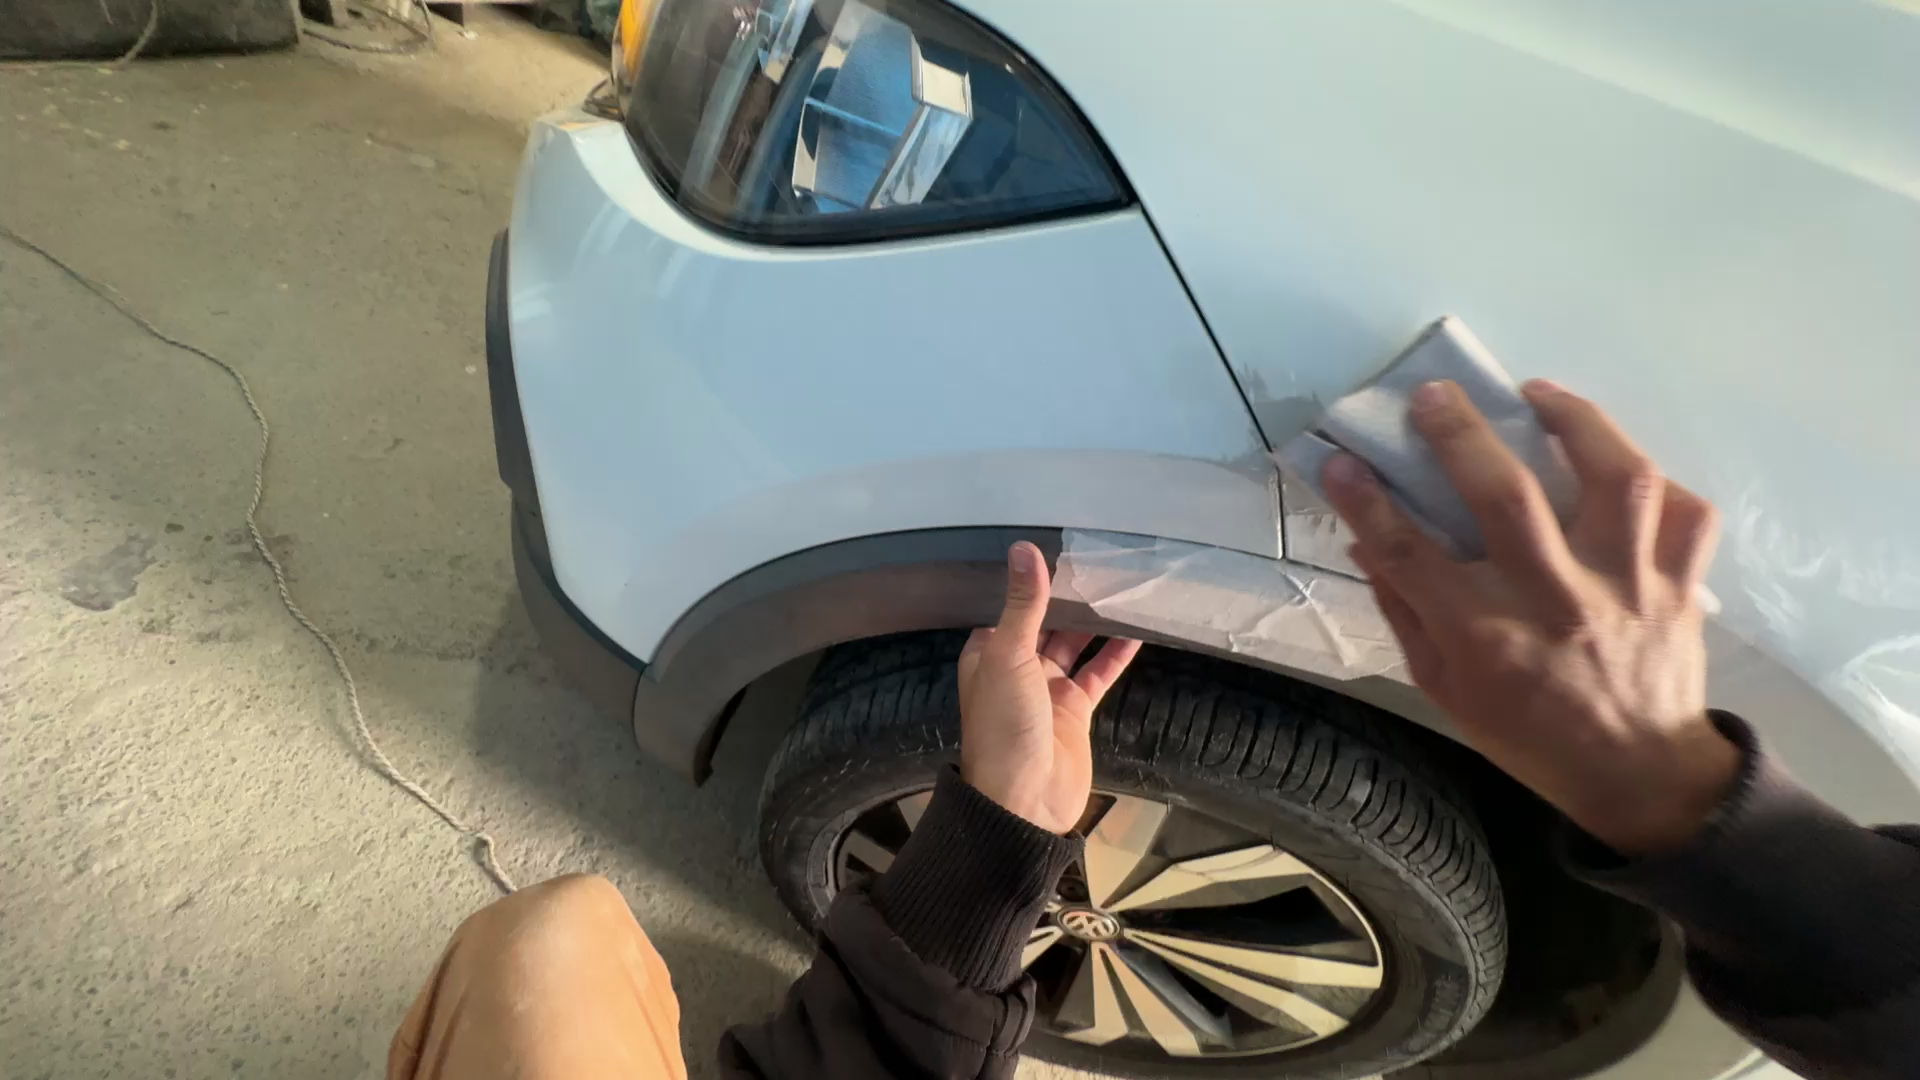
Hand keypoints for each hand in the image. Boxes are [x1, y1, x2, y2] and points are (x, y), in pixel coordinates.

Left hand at [957, 542, 1142, 834]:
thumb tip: (1024, 548)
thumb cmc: (1004, 724)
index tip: (1057, 546)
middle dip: (1068, 597)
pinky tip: (1138, 631)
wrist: (1024, 802)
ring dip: (1095, 622)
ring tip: (1122, 587)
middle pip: (1045, 622)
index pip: (1009, 605)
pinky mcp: (1075, 709)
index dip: (1031, 580)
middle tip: (1100, 560)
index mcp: (989, 651)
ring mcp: (1047, 688)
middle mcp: (1017, 665)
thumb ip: (1023, 605)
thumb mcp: (1009, 657)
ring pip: (1074, 645)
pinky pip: (1098, 673)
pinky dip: (1116, 654)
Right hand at [1321, 379, 1739, 855]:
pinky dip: (1650, 476)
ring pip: (1615, 482)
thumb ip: (1403, 609)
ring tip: (1538, 394)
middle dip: (1461, 437)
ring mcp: (1627, 586)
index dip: (1366, 502)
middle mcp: (1553, 599)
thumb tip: (1368, 543)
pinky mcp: (1681, 584)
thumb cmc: (1519, 730)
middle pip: (1505, 498)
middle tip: (1434, 395)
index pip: (1409, 552)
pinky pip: (1684, 512)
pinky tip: (1609, 459)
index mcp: (1481, 633)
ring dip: (1574, 425)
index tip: (1339, 461)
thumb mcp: (1438, 682)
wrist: (1639, 773)